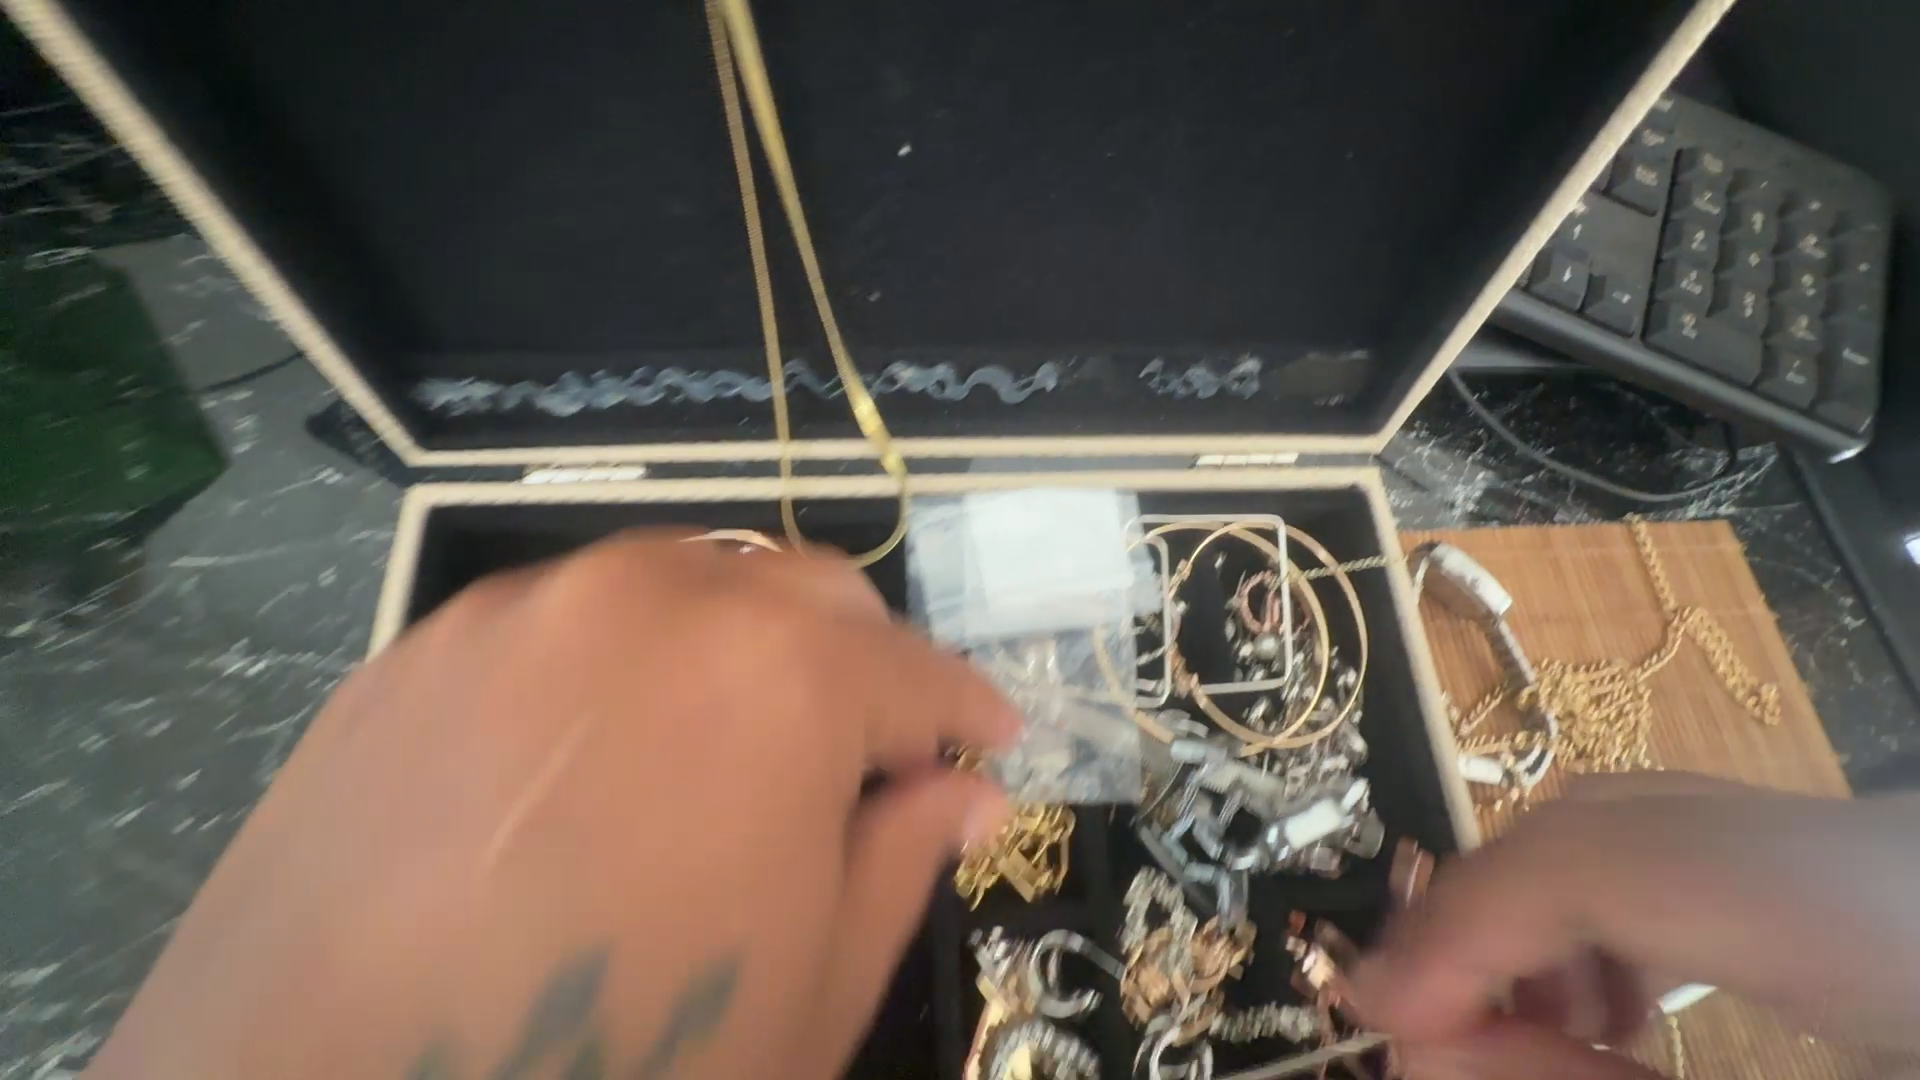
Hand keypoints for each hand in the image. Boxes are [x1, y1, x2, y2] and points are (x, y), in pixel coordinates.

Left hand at [87, 531, 1017, 1079]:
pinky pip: (577, 616)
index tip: (991, 738)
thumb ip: (905, 856)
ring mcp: (536, 609)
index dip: (967, 708)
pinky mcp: (431, 646)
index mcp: (784, 677)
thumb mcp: (816, 985)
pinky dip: (634, 657)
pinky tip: (611, 747)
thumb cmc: (627, 1072)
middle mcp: (665, 601)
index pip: (918, 672)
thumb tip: (970, 793)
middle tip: (869, 742)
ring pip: (697, 579)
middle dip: (867, 657)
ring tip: (742, 735)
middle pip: (815, 589)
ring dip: (750, 640)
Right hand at [1350, 774, 1919, 1079]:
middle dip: (1486, 930)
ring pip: (1631, 832)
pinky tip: (1611, 1008)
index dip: (1464, 930)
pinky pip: (1685, 857)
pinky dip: (1609, 923)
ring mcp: (1865, 848)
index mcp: (1883, 917)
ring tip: (1517, 1032)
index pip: (1605, 862)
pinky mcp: (1860, 871)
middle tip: (1426, 1030)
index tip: (1378, 1019)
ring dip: (1540, 927)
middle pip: (1601, 831)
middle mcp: (1868, 848)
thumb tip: (1428, 1055)